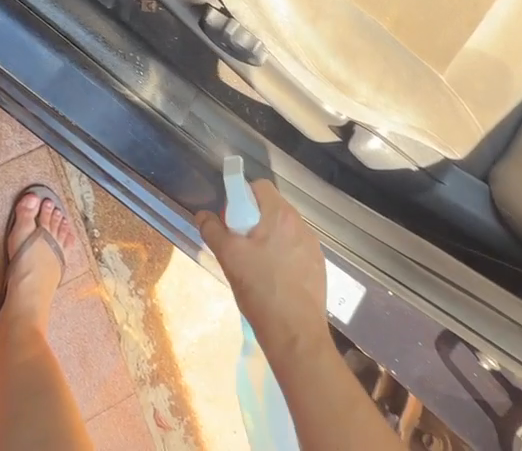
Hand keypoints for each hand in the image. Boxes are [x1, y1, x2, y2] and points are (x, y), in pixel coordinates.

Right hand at [195, 179, 329, 363]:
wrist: (295, 335)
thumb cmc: (260, 290)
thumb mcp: (228, 257)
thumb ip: (213, 230)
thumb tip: (203, 215)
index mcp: (280, 215)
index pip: (259, 187)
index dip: (241, 197)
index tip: (232, 221)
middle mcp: (301, 225)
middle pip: (271, 208)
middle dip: (253, 221)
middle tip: (239, 246)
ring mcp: (313, 248)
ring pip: (284, 230)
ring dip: (268, 239)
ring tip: (255, 266)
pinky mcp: (318, 268)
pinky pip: (295, 250)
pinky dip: (282, 256)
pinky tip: (273, 280)